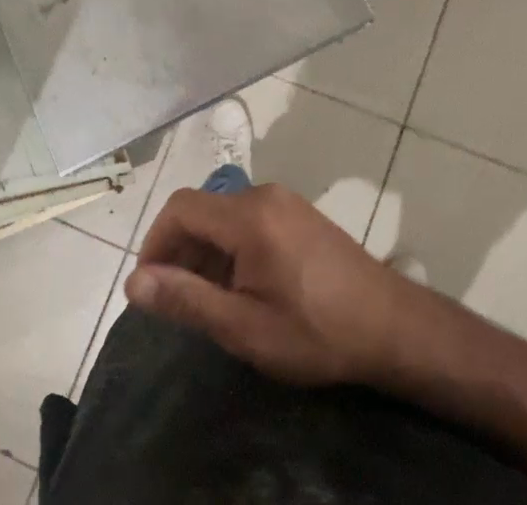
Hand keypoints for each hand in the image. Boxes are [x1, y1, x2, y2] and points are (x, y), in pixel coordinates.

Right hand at [124, 184, 419, 385]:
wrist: (393, 327)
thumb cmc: (315, 331)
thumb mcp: (243, 326)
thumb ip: (185, 299)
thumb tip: (133, 282)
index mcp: (249, 216)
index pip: (179, 208)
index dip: (154, 243)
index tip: (150, 287)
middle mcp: (266, 196)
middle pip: (202, 209)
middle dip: (178, 250)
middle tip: (176, 301)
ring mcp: (288, 203)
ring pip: (225, 216)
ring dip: (205, 252)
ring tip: (208, 301)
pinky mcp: (303, 216)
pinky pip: (250, 221)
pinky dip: (231, 248)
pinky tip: (243, 288)